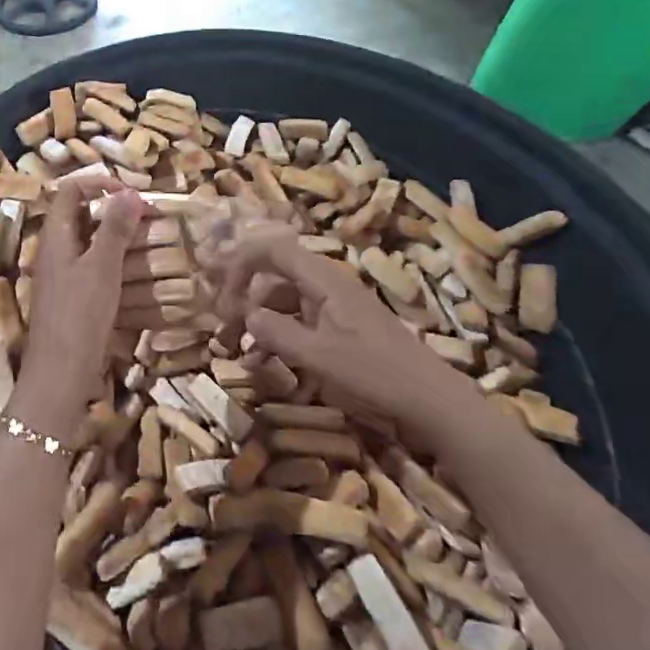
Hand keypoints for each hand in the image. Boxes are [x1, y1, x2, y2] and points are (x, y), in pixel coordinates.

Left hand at [11, 178, 147, 433]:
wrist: (61, 375)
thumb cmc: (79, 315)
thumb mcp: (102, 267)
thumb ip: (115, 228)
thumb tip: (130, 193)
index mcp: (56, 236)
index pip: (71, 190)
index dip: (100, 184)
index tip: (132, 194)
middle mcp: (57, 250)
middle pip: (84, 215)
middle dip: (116, 211)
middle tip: (150, 217)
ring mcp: (65, 275)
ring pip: (93, 242)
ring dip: (121, 237)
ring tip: (152, 240)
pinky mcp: (75, 297)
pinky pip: (97, 267)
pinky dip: (118, 262)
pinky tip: (140, 272)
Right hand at [212, 224, 482, 440]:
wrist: (429, 399)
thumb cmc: (374, 373)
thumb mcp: (318, 355)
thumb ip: (276, 332)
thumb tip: (245, 314)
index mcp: (323, 280)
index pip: (272, 250)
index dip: (241, 263)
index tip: (220, 293)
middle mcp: (326, 285)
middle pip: (273, 277)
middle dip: (244, 298)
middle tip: (222, 329)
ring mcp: (334, 307)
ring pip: (283, 302)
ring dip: (257, 322)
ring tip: (236, 352)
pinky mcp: (339, 329)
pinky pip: (298, 322)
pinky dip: (277, 337)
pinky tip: (261, 363)